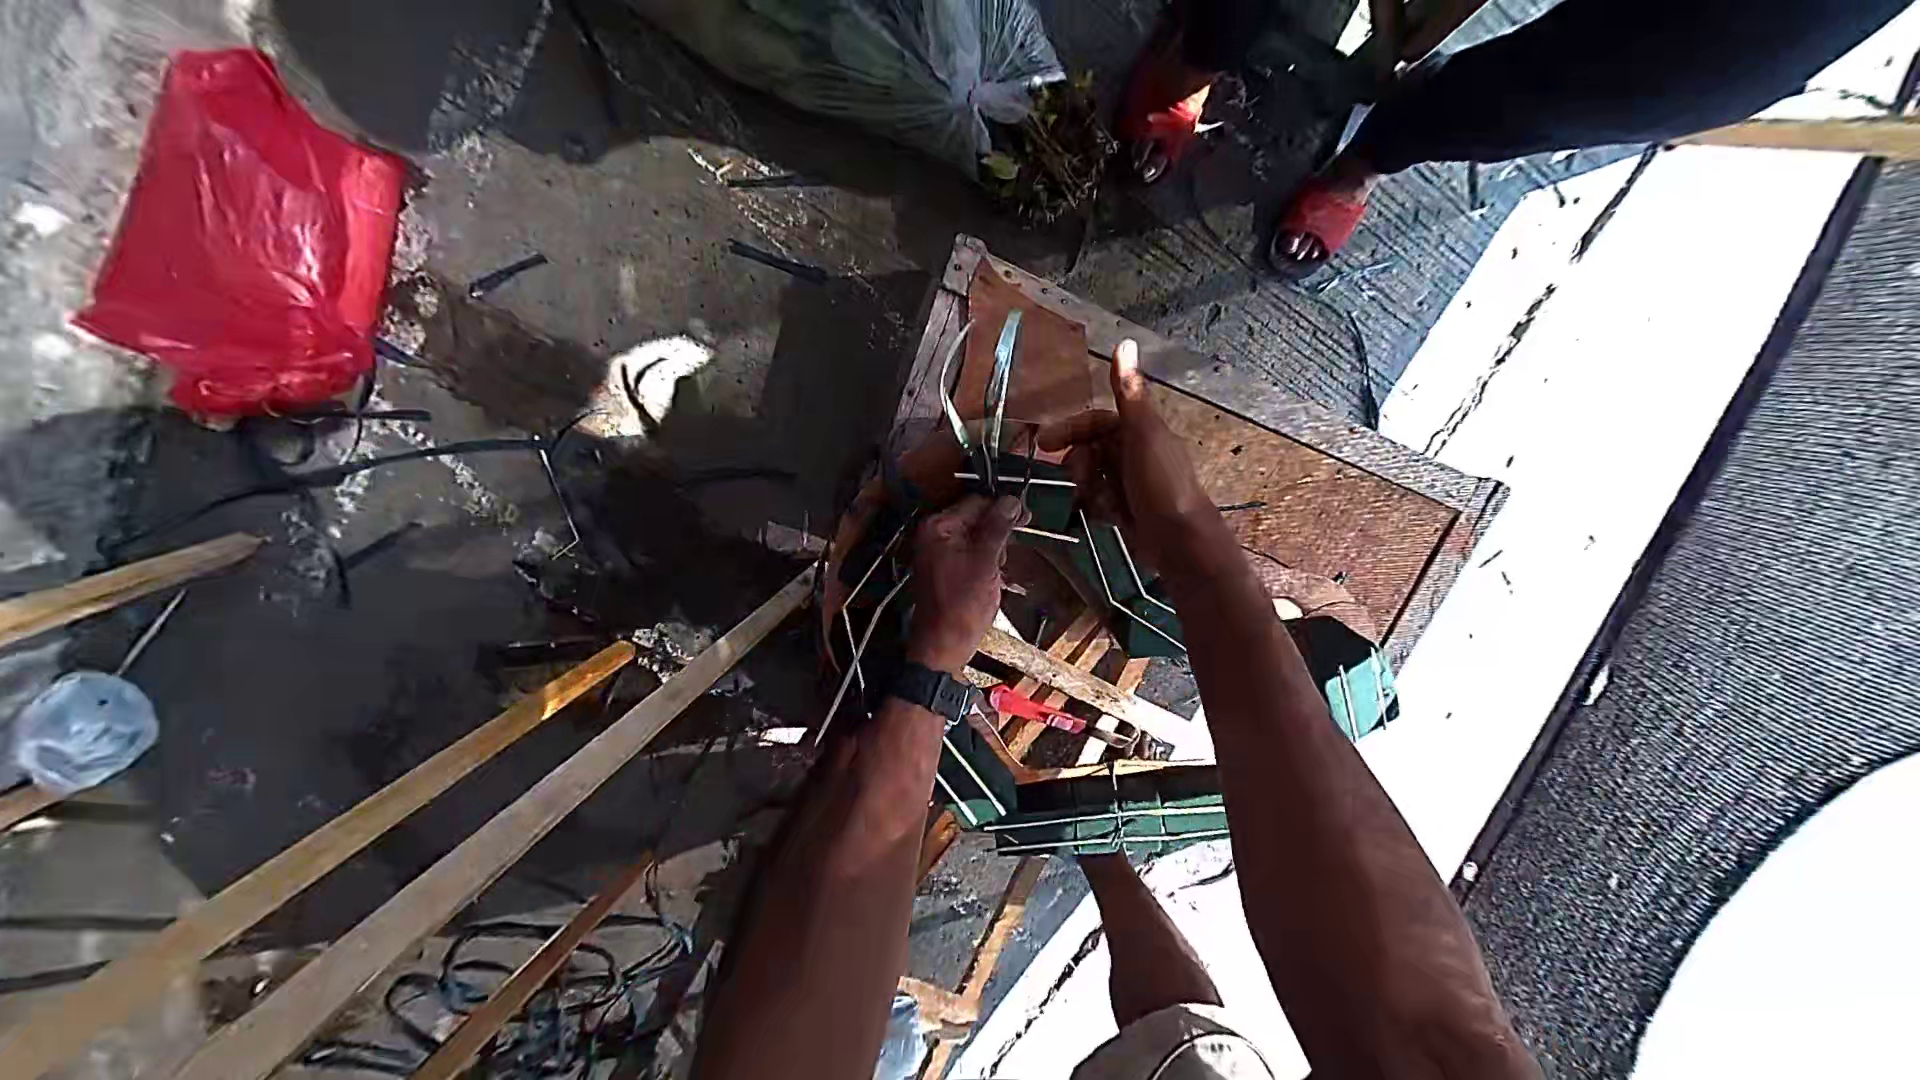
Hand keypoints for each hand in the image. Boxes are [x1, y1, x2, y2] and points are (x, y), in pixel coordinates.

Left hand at [904, 494, 1025, 674]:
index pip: (976, 502)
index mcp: (938, 527)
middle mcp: (934, 536)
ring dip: (994, 551)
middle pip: (976, 518)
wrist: (944, 646)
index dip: (1002, 508)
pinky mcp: (946, 569)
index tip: (1024, 516)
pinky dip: (986, 563)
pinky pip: (972, 555)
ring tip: (996, 573)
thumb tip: (1011, 502)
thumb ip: (998, 528)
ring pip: (976, 538)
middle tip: (1007, 554)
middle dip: (997, 534)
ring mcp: (939, 553)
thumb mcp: (986, 562)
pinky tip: (994, 579)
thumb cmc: (959, 609)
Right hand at [1038, 339, 1220, 569]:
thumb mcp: (1143, 433)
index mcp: (1140, 431)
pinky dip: (1098, 509)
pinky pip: (1098, 503)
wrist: (1178, 541)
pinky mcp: (1126, 511)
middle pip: (1089, 451)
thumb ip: (1128, 392)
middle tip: (1081, 481)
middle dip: (1080, 465)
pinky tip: (1108, 518)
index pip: (1095, 422)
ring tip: (1100, 504)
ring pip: (1091, 478)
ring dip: (1089, 490)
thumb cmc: (1160, 483)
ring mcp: (1130, 484)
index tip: (1043, 444)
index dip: (1070, 430)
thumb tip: (1124, 341)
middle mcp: (1134, 454)